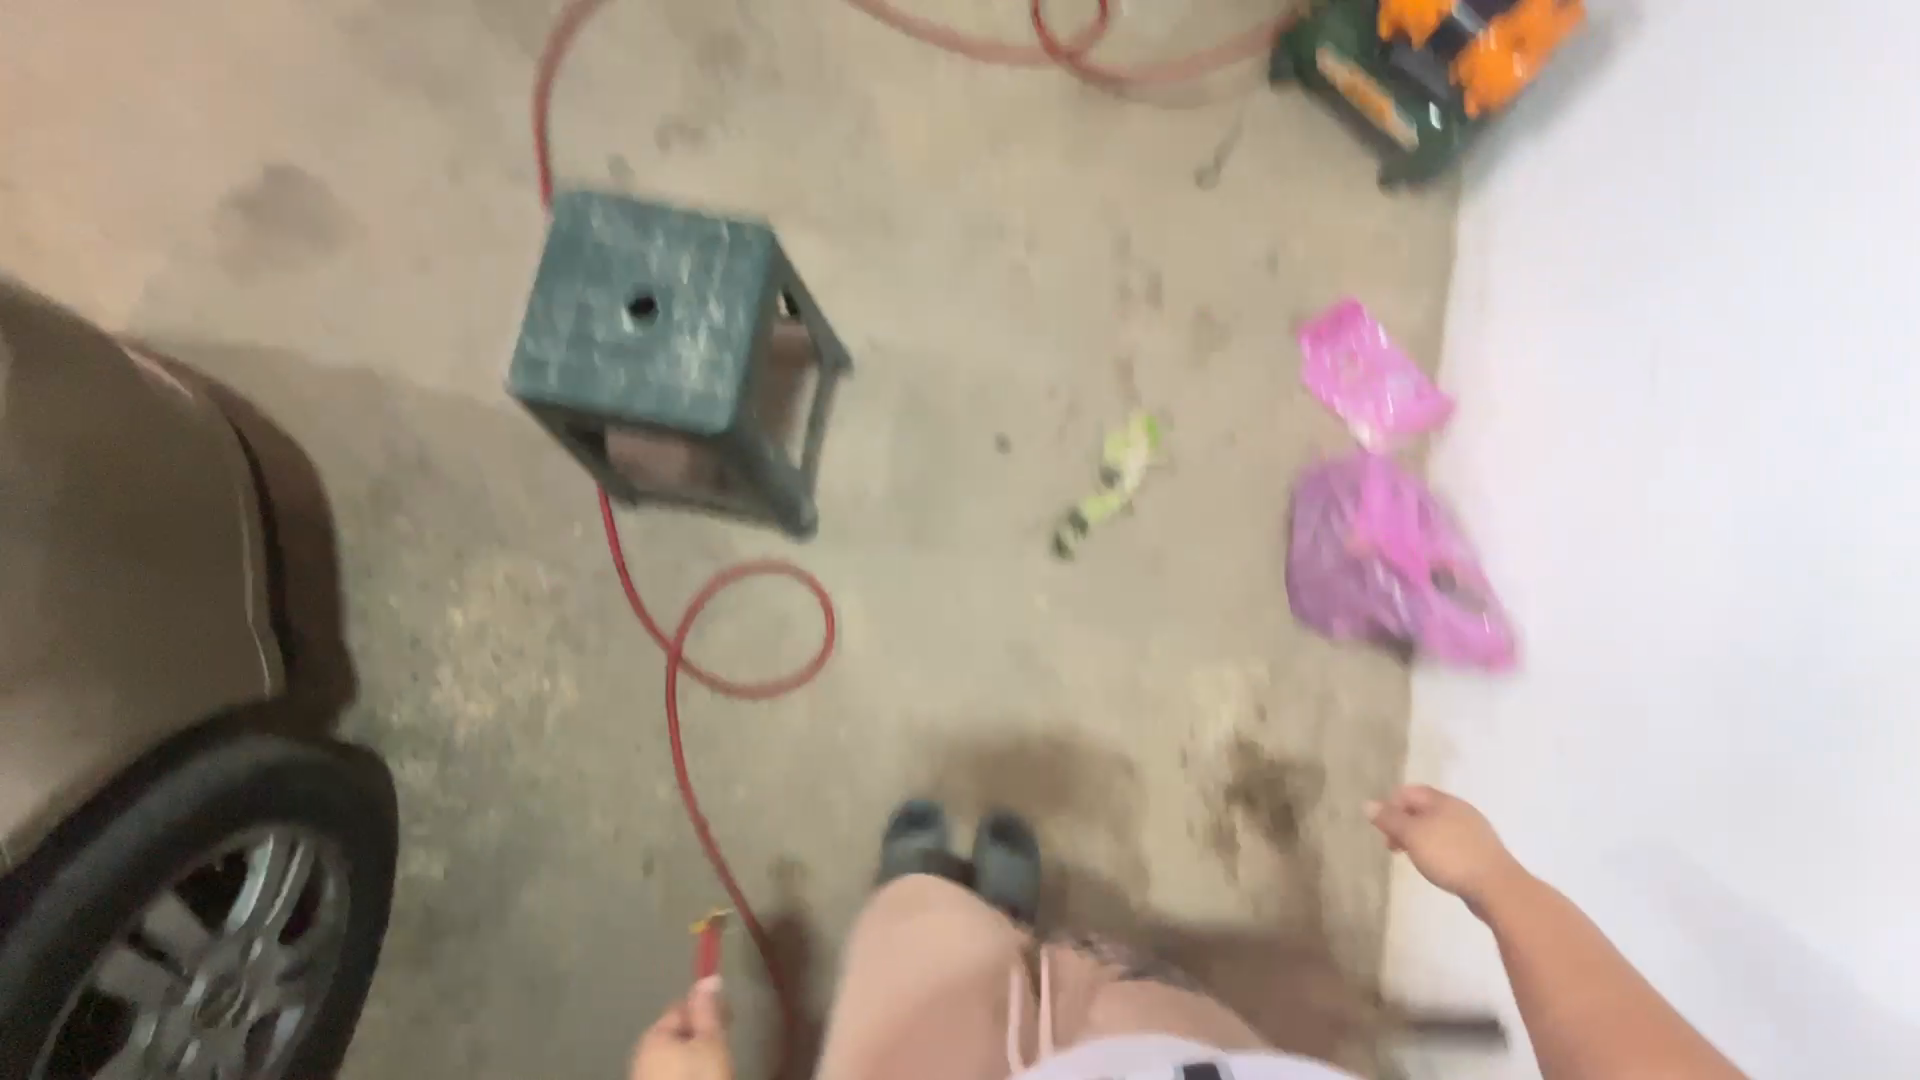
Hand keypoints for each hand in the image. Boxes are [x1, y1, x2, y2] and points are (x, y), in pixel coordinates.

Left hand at [631, 976, 730, 1079]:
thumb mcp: (711, 1041)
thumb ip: (708, 1009)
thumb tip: (709, 978)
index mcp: (653, 1037)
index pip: (682, 1006)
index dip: (706, 1008)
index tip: (728, 1019)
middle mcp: (641, 1056)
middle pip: (677, 1033)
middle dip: (700, 1036)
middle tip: (722, 1048)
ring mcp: (643, 1079)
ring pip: (675, 1058)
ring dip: (694, 1058)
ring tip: (714, 1070)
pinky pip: (671, 1076)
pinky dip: (686, 1076)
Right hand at [1367, 785, 1524, 908]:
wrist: (1499, 889)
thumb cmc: (1450, 856)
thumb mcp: (1412, 835)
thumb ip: (1389, 819)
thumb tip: (1367, 804)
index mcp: (1443, 801)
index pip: (1408, 791)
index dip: (1390, 805)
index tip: (1383, 828)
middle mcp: (1460, 811)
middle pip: (1422, 809)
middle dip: (1403, 824)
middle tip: (1393, 845)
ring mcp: (1474, 832)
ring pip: (1437, 828)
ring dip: (1419, 839)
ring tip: (1413, 858)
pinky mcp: (1482, 853)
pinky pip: (1450, 844)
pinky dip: (1437, 851)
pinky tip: (1436, 867)